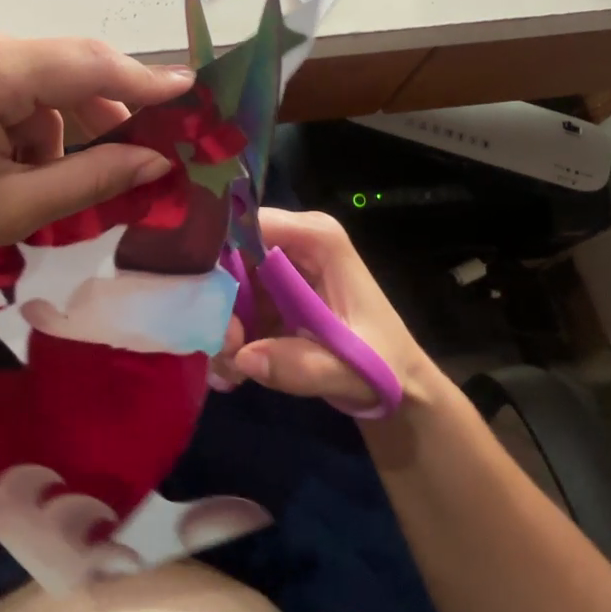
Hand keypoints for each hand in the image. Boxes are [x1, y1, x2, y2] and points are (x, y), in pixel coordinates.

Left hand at [0, 14, 192, 298]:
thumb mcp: (11, 209)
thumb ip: (94, 178)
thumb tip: (161, 160)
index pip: (86, 65)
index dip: (145, 82)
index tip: (194, 93)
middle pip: (66, 65)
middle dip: (99, 113)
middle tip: (134, 157)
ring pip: (42, 74)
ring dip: (57, 122)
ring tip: (38, 175)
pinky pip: (12, 75)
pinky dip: (26, 114)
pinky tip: (9, 155)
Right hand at [214, 209, 446, 411]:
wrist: (399, 386)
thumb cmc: (384, 367)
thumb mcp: (348, 370)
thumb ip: (300, 366)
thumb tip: (243, 357)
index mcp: (318, 239)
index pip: (249, 225)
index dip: (221, 261)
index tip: (211, 312)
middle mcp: (294, 241)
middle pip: (230, 256)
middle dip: (218, 305)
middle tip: (225, 353)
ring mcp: (279, 265)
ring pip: (225, 283)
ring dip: (220, 328)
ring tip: (230, 373)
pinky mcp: (270, 290)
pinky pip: (232, 303)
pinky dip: (228, 337)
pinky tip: (234, 373)